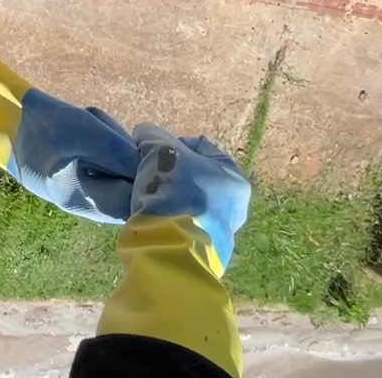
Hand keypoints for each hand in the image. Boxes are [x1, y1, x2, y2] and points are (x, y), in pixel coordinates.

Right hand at [8, 89, 138, 223]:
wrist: (4, 117)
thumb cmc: (42, 127)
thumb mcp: (85, 133)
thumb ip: (122, 153)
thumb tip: (153, 166)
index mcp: (88, 202)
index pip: (138, 198)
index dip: (143, 170)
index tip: (134, 144)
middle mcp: (90, 201)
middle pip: (131, 182)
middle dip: (124, 150)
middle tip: (100, 126)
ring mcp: (86, 185)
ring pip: (120, 166)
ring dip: (112, 139)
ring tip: (87, 120)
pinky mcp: (81, 169)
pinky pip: (106, 158)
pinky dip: (102, 137)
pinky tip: (85, 122)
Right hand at [129, 126, 250, 266]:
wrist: (172, 243)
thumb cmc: (173, 187)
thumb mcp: (157, 145)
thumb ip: (151, 134)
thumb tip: (146, 137)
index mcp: (234, 176)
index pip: (199, 145)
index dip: (171, 143)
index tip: (152, 153)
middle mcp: (236, 204)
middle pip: (193, 173)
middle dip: (168, 170)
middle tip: (147, 172)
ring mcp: (224, 230)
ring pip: (187, 198)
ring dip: (167, 193)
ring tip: (146, 194)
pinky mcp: (207, 249)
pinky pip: (183, 220)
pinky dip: (167, 214)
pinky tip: (152, 214)